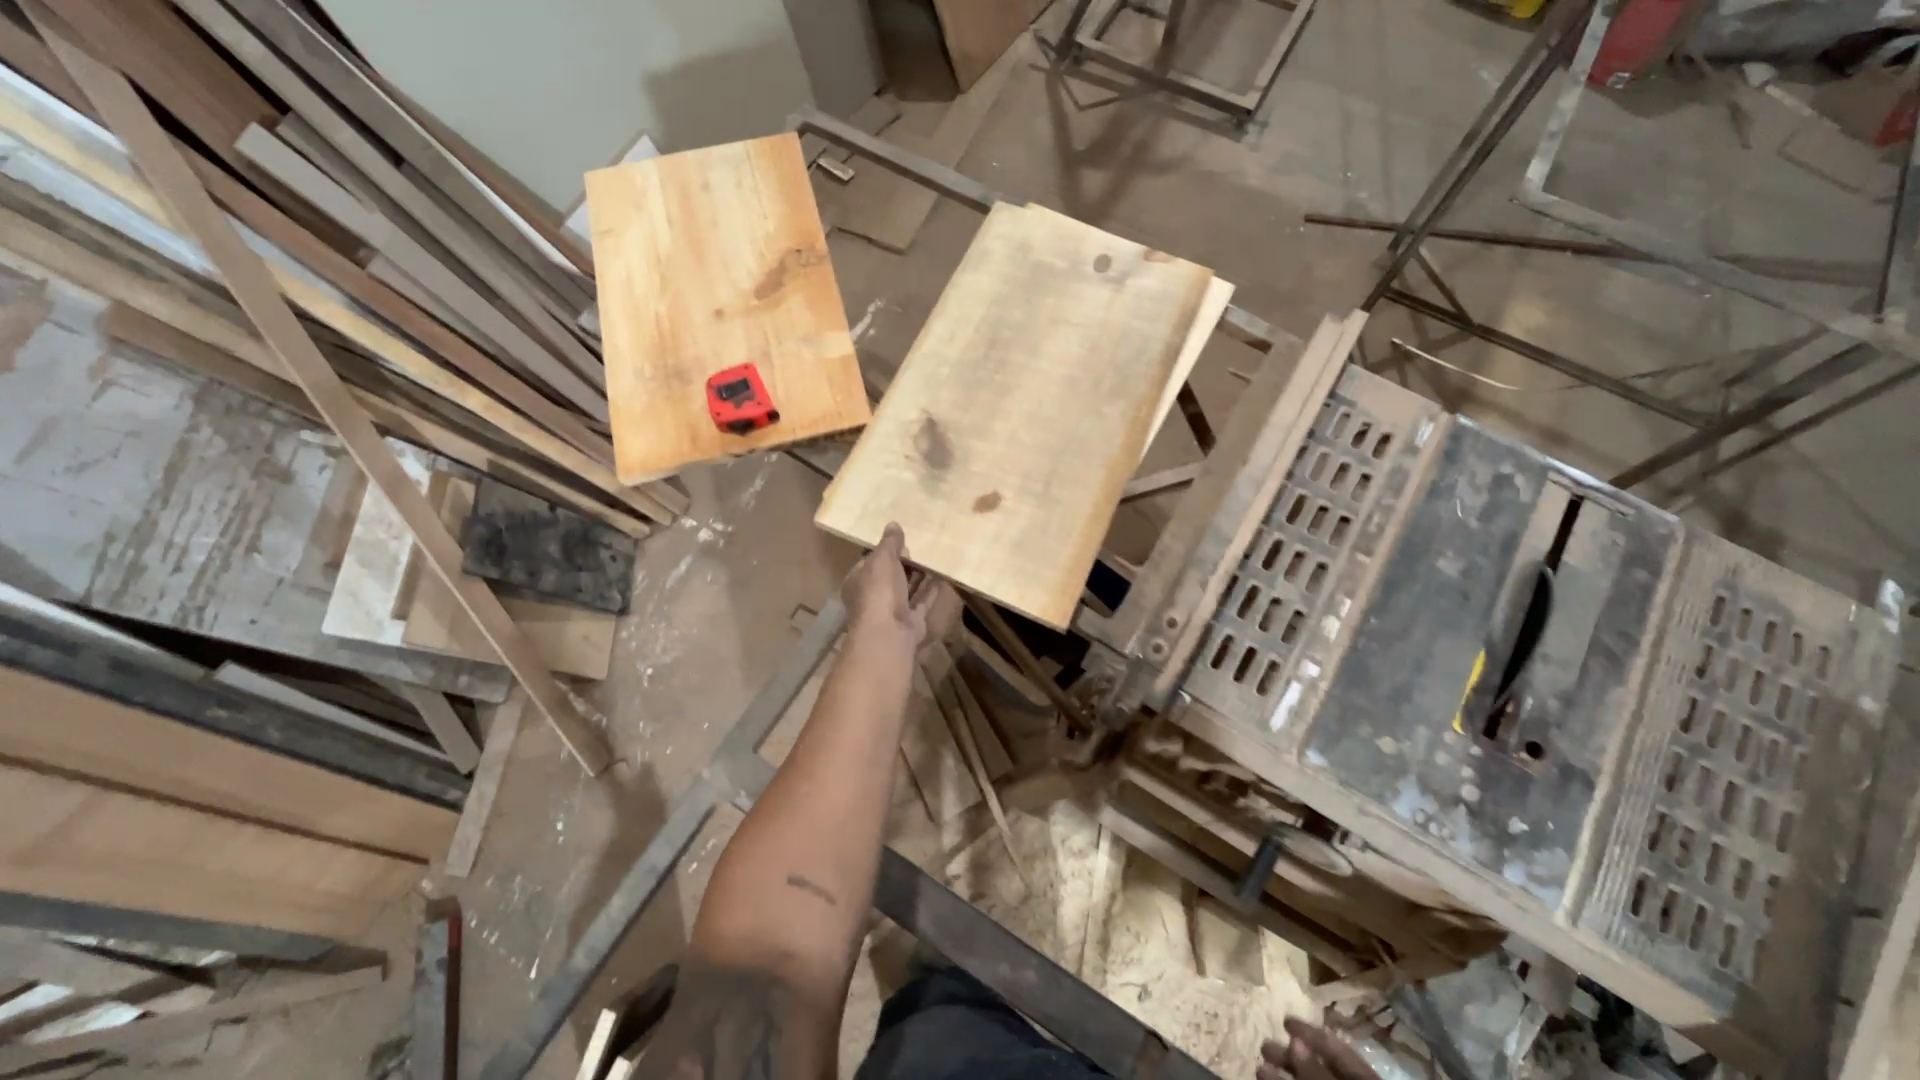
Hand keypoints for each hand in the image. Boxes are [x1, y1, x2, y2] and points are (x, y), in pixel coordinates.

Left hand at [844, 523, 933, 653]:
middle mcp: (872, 597)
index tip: (899, 540)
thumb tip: (893, 524)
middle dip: (902, 564)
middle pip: (888, 577)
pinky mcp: (910, 621)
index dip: (883, 552)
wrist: (890, 632)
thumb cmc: (879, 591)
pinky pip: (922, 601)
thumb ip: (889, 543)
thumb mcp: (882, 559)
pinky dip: (930, 590)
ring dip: (918, 577)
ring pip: (906, 590)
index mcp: (858, 581)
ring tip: (933, 558)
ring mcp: (892, 611)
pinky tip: (942, 577)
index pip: (868, 563)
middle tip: (919, 547)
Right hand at [1258, 1018, 1380, 1079]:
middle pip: (1319, 1065)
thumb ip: (1318, 1070)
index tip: (1284, 1020)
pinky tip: (1263, 1077)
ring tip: (1259, 1067)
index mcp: (1365, 1075)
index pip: (1338, 1048)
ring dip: (1282, 1073)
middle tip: (1265, 1046)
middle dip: (1291, 1054)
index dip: (1311, 1032)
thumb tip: (1293, 1039)